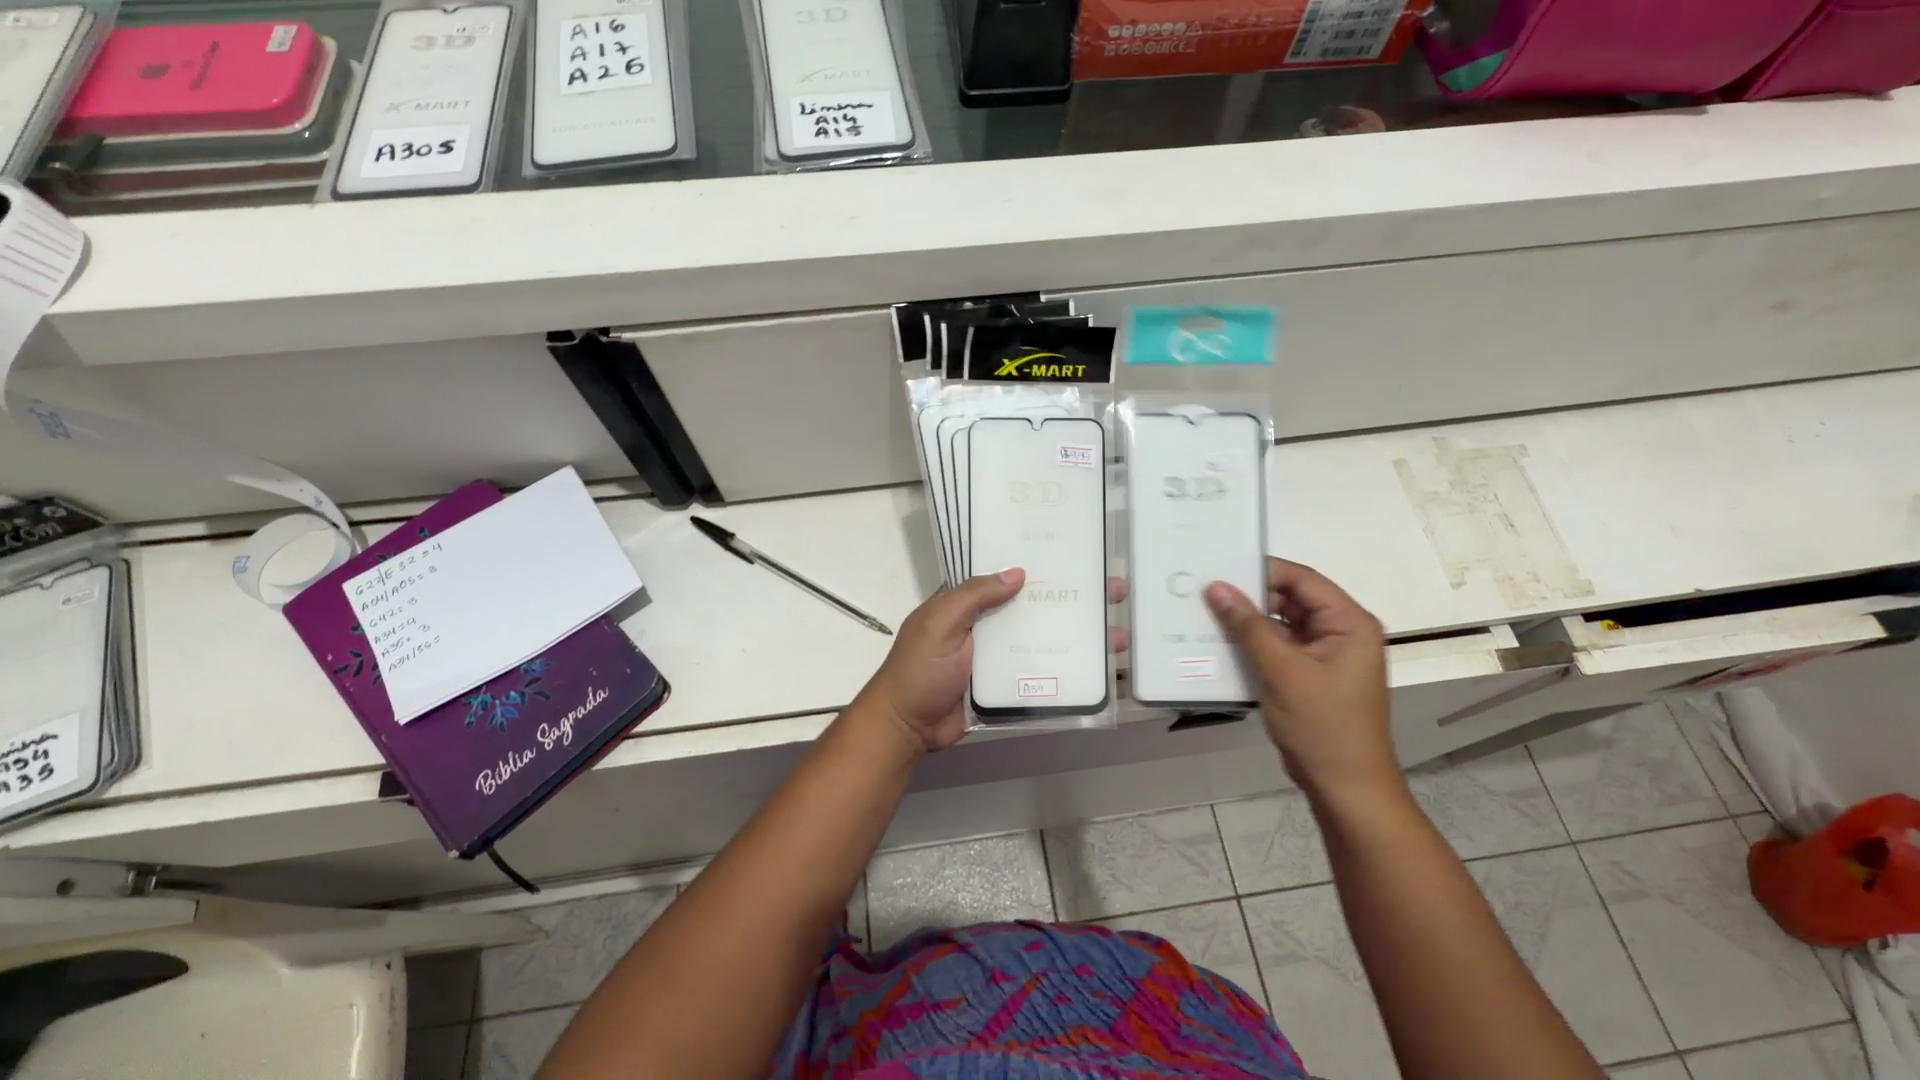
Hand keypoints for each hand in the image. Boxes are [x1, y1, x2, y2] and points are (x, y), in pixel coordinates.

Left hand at [861, 570, 1128, 752]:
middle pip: (1036, 606)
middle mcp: (987, 625)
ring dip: (1080, 637)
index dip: (1039, 562)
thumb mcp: (940, 624)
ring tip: (1118, 635)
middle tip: (1115, 590)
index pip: (1006, 573)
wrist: (907, 729)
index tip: (1076, 552)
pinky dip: (1067, 671)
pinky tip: (1098, 670)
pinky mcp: (1007, 687)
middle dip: (1074, 598)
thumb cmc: (919, 670)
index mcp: (966, 603)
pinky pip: (1041, 674)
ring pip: (1045, 640)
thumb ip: (974, 596)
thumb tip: (1018, 572)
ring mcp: (999, 657)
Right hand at [1203, 558, 1396, 793]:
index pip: (1302, 580)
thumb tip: (1216, 587)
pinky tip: (1219, 646)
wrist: (1345, 787)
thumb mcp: (1282, 672)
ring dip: (1248, 624)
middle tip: (1204, 591)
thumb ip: (1248, 626)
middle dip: (1250, 598)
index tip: (1219, 568)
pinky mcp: (1310, 677)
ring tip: (1204, 615)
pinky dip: (1253, 648)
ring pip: (1281, 625)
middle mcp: (1342, 632)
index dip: (1262, 570)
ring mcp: (1326, 656)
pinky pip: (1279, 650)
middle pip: (1291, 600)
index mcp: (1349, 623)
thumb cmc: (1322, 726)